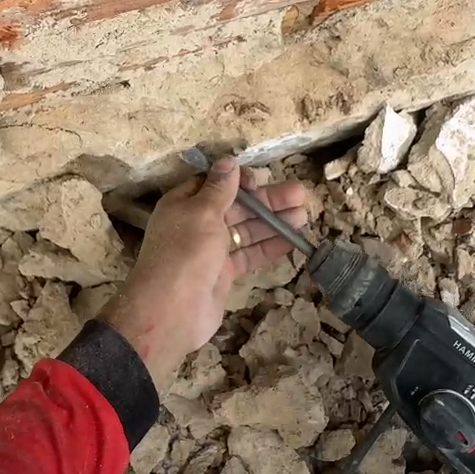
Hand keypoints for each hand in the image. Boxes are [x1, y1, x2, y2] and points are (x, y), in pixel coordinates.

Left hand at [99, 158, 307, 389]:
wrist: (171, 312)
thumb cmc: (185, 253)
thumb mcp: (202, 213)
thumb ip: (219, 189)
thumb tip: (228, 161)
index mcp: (185, 204)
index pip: (215, 184)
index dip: (239, 181)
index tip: (259, 181)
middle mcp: (197, 223)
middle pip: (237, 206)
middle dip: (266, 201)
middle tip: (300, 194)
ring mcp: (211, 250)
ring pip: (246, 230)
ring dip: (273, 222)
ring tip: (303, 215)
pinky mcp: (223, 273)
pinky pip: (249, 254)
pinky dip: (269, 247)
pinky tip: (292, 241)